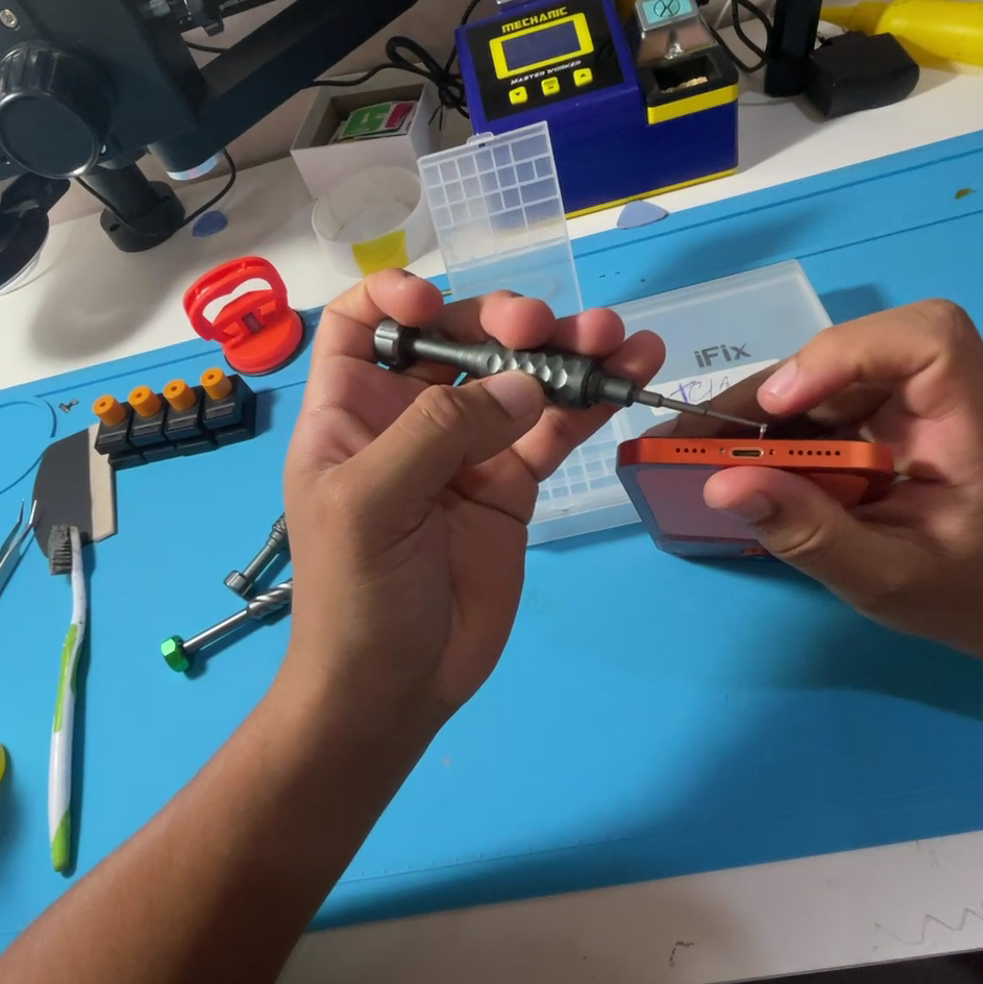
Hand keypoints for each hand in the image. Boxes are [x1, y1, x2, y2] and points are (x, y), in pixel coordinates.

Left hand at [281, 270, 662, 732]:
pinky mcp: (512, 484)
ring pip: (517, 379)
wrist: (395, 686)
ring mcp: (466, 450)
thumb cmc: (357, 594)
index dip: (396, 297)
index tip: (436, 303)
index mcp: (350, 411)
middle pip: (457, 340)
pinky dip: (590, 402)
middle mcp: (408, 418)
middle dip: (502, 323)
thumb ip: (436, 434)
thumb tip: (521, 386)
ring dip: (565, 351)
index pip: (365, 325)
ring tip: (616, 339)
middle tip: (545, 330)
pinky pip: (553, 430)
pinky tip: (632, 372)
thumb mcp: (369, 504)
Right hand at [681, 300, 982, 642]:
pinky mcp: (869, 409)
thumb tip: (722, 486)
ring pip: (817, 370)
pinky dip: (762, 425)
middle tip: (698, 438)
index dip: (846, 352)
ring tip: (698, 449)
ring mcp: (901, 397)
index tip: (777, 404)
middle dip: (769, 389)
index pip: (926, 340)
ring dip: (753, 408)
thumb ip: (810, 535)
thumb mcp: (882, 578)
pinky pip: (808, 399)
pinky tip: (730, 456)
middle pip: (851, 348)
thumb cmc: (954, 587)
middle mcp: (937, 392)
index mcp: (970, 424)